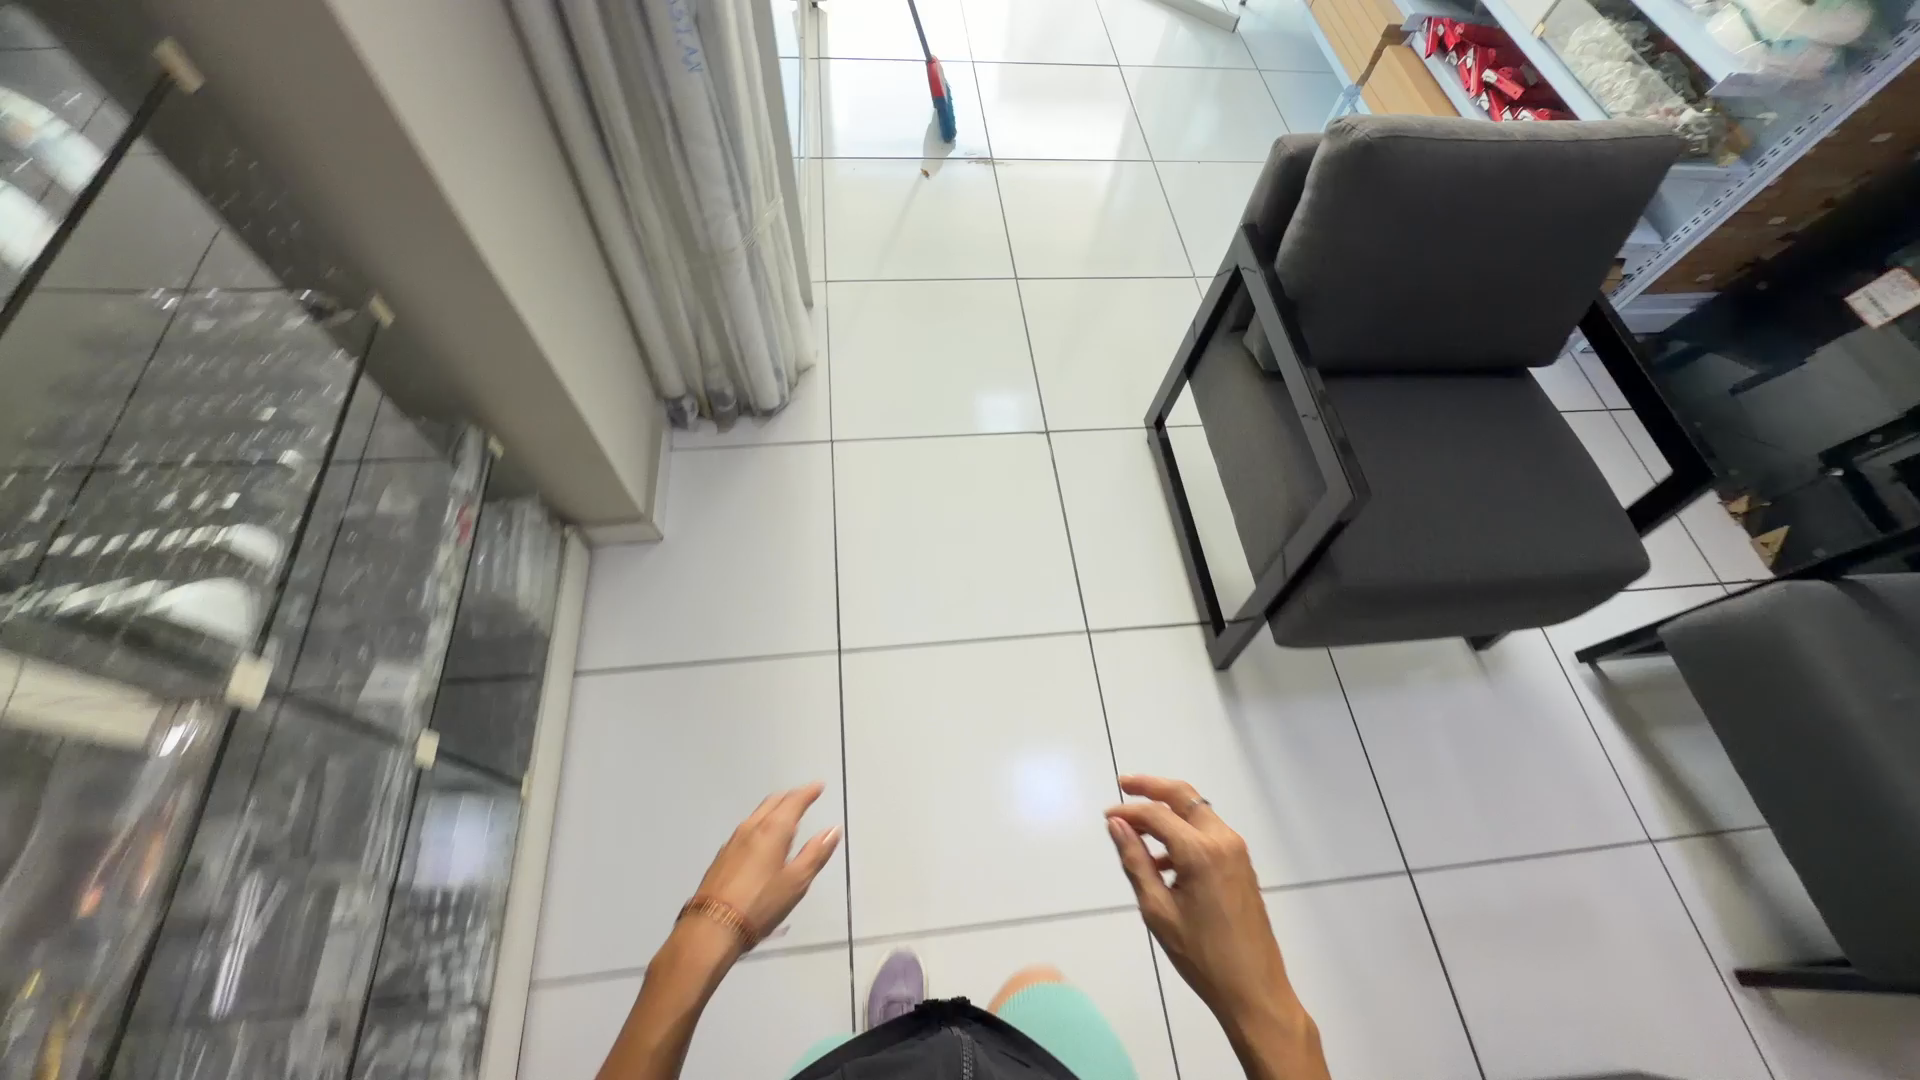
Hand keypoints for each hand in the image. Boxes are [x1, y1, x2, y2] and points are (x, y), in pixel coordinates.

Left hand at [691, 782, 841, 944]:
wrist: (712, 928)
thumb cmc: (761, 904)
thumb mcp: (796, 882)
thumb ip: (816, 853)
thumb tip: (833, 829)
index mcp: (773, 830)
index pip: (794, 801)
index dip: (808, 792)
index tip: (819, 786)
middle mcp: (752, 827)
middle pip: (774, 802)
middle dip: (791, 796)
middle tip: (804, 797)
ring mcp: (734, 840)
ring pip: (758, 813)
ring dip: (775, 808)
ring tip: (786, 815)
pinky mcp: (722, 855)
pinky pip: (747, 828)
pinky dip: (761, 823)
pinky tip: (762, 839)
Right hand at [1104, 775, 1296, 1033]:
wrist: (1255, 990)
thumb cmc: (1201, 956)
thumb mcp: (1158, 910)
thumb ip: (1135, 861)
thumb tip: (1116, 825)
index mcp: (1200, 852)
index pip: (1156, 814)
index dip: (1128, 811)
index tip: (1106, 817)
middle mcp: (1222, 840)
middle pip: (1183, 796)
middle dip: (1152, 786)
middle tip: (1124, 784)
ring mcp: (1236, 851)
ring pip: (1197, 811)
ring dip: (1168, 810)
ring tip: (1137, 828)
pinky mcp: (1241, 863)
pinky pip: (1208, 832)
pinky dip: (1184, 830)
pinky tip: (1163, 859)